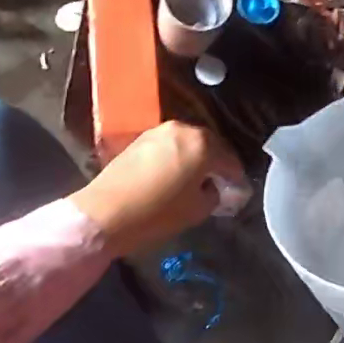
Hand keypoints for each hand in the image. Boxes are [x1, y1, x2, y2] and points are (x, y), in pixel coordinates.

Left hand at [69, 122, 246, 257]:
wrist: (105, 213)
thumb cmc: (157, 213)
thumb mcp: (197, 210)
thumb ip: (214, 194)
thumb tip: (214, 188)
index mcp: (203, 145)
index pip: (231, 160)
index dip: (237, 178)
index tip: (238, 193)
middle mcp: (184, 129)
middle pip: (211, 146)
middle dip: (217, 164)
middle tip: (220, 185)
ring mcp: (159, 131)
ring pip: (188, 143)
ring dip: (196, 159)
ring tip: (196, 181)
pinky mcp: (140, 139)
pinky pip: (170, 146)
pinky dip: (178, 157)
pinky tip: (175, 175)